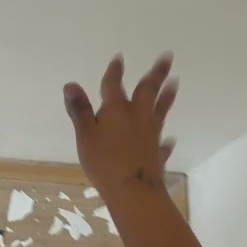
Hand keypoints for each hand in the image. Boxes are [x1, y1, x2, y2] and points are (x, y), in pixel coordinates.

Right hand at [64, 53, 176, 197]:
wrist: (133, 189)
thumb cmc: (104, 160)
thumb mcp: (85, 134)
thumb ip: (79, 109)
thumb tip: (71, 84)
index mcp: (117, 109)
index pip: (114, 85)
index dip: (115, 71)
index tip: (119, 57)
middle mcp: (137, 116)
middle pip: (148, 90)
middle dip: (156, 73)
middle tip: (167, 57)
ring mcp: (151, 133)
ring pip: (160, 109)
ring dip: (167, 96)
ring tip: (175, 83)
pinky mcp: (157, 151)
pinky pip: (162, 141)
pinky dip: (166, 139)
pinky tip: (170, 139)